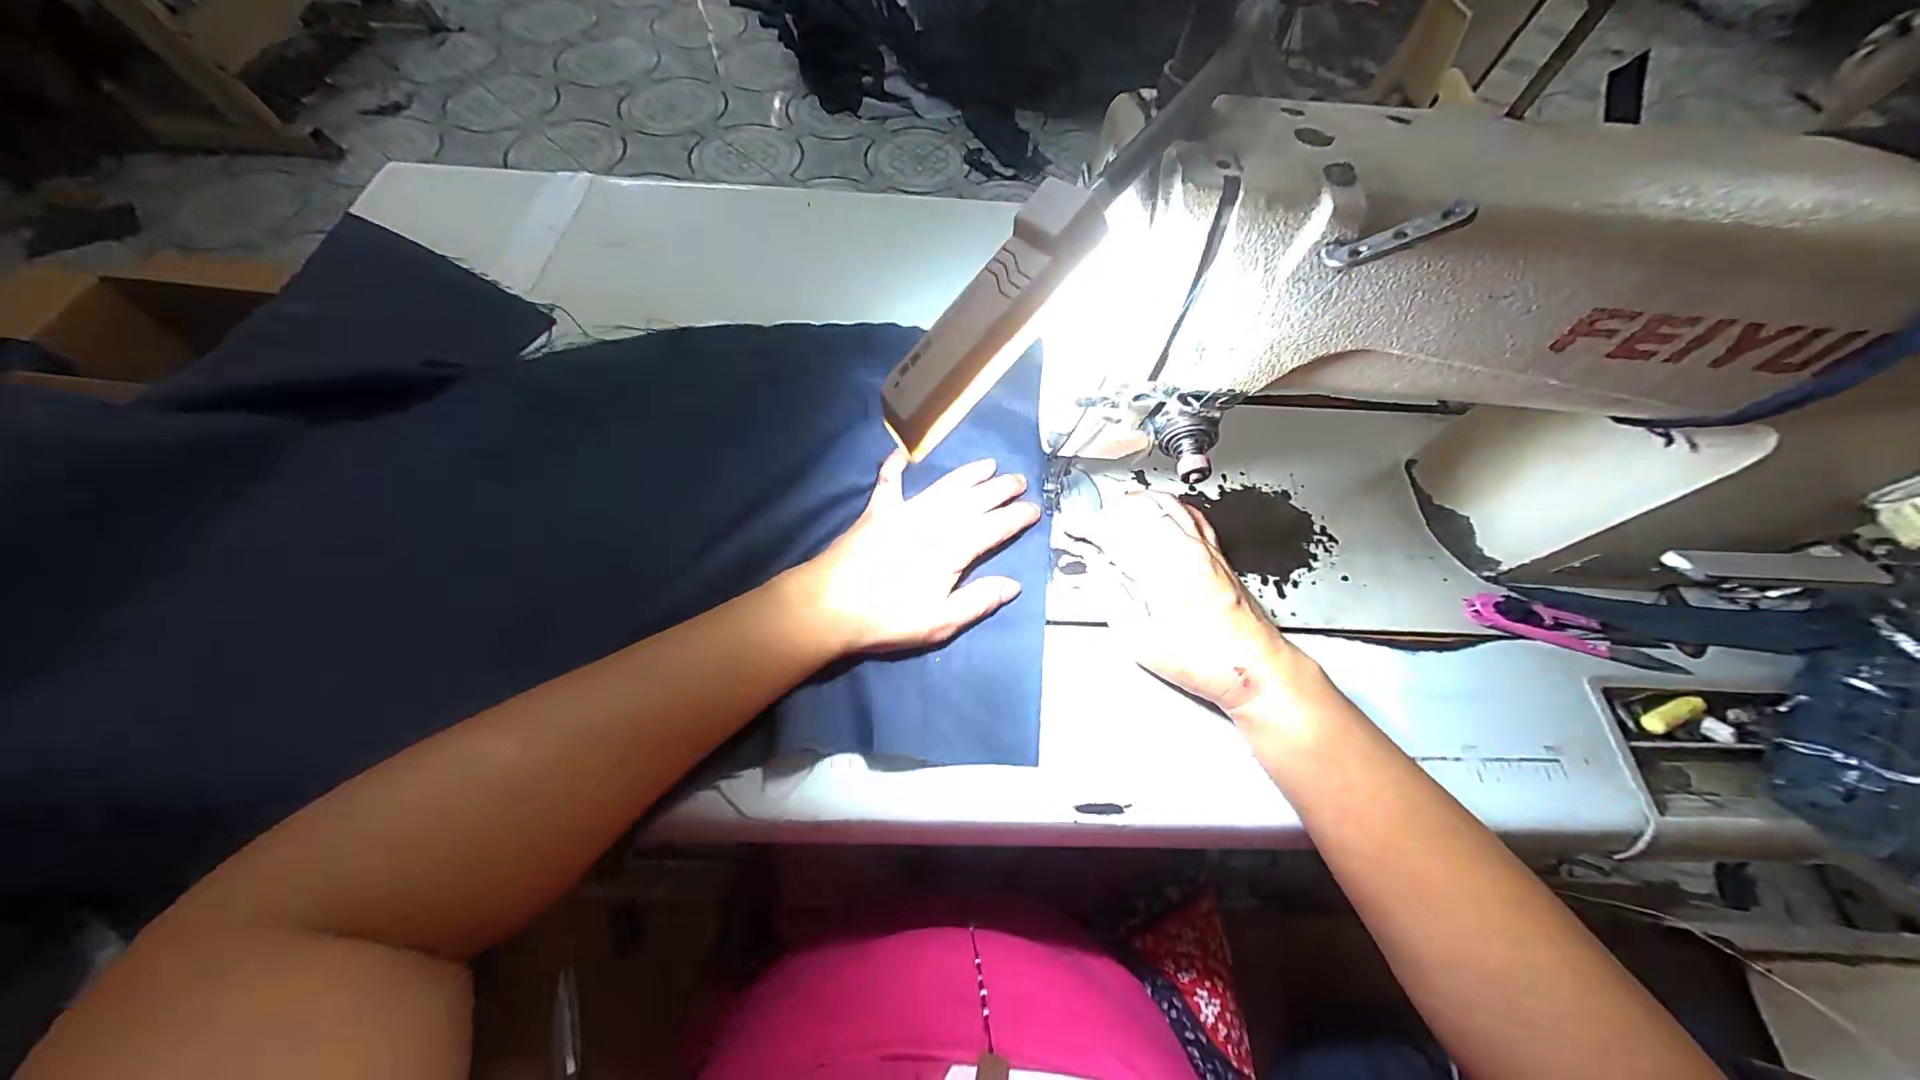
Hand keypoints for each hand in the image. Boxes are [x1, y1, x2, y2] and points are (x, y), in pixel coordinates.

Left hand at [792, 449, 1041, 653]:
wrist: (830, 604)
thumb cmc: (887, 617)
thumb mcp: (939, 621)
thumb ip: (978, 601)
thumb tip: (1013, 585)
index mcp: (952, 549)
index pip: (993, 528)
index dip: (1016, 518)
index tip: (1034, 510)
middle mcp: (932, 522)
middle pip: (974, 500)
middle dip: (1000, 490)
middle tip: (1019, 481)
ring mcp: (903, 513)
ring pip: (943, 487)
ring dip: (967, 475)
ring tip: (988, 465)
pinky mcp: (876, 512)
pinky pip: (888, 483)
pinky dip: (895, 467)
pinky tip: (901, 454)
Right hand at [1060, 490, 1316, 710]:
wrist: (1256, 668)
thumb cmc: (1207, 661)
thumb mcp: (1141, 641)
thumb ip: (1116, 600)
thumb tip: (1101, 575)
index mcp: (1161, 569)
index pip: (1115, 533)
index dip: (1088, 526)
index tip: (1074, 526)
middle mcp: (1186, 550)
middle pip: (1141, 510)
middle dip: (1110, 512)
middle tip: (1093, 524)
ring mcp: (1205, 549)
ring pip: (1169, 505)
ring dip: (1140, 503)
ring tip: (1122, 508)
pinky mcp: (1219, 556)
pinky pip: (1193, 516)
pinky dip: (1171, 508)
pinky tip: (1166, 513)